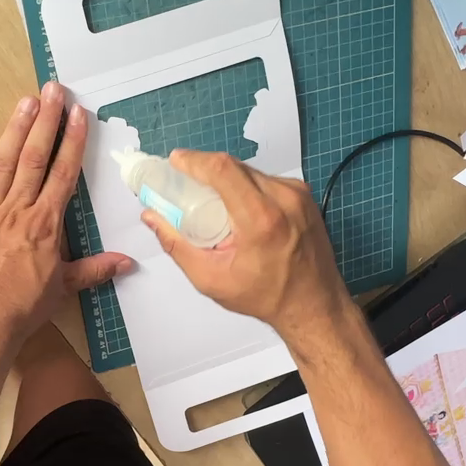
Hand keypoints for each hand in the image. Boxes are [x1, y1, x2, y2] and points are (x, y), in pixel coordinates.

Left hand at [0, 83, 131, 352]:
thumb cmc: (24, 310)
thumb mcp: (63, 288)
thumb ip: (95, 269)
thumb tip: (128, 261)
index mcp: (45, 225)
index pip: (63, 174)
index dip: (72, 142)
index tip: (78, 114)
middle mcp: (17, 210)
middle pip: (35, 158)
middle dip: (46, 121)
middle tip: (53, 89)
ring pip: (3, 163)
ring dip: (15, 129)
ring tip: (26, 100)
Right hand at [141, 149, 352, 344]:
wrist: (314, 305)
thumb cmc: (264, 297)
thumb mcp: (211, 279)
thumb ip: (177, 245)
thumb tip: (152, 217)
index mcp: (261, 219)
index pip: (223, 170)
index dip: (194, 161)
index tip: (174, 162)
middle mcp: (283, 198)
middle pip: (234, 167)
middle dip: (204, 170)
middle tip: (182, 182)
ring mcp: (298, 193)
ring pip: (249, 172)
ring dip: (225, 179)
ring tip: (208, 200)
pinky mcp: (303, 194)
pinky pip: (265, 180)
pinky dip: (244, 188)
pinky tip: (236, 208)